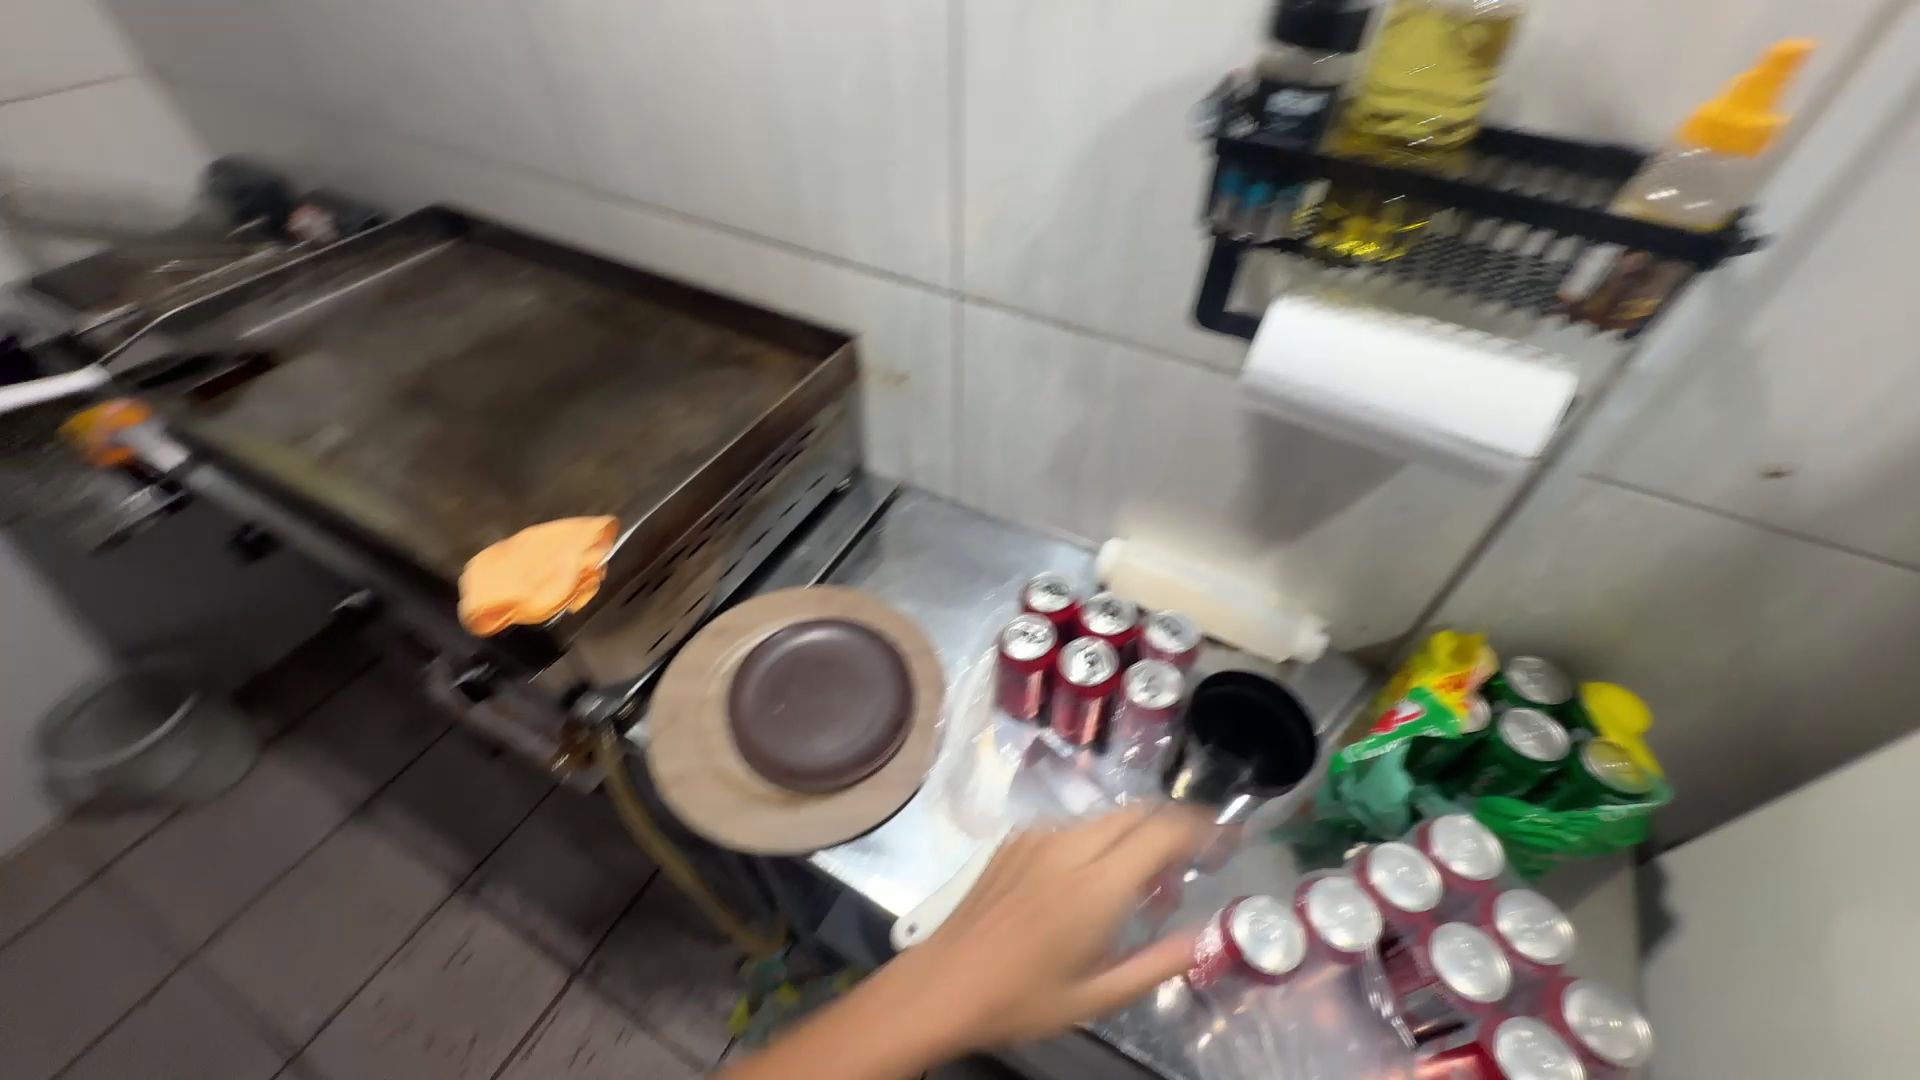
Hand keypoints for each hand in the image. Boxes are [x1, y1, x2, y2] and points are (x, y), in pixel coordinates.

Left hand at [884, 805, 1209, 1050]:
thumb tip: (1206, 937)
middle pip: (1137, 813)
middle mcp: (1068, 845)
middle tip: (1182, 877)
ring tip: (1138, 890)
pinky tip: (1091, 882)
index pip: (1162, 832)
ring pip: (1105, 817)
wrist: (945, 980)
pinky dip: (1099, 840)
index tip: (1225, 841)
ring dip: (1135, 837)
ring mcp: (1038, 836)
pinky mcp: (1017, 837)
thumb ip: (1158, 963)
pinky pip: (1072, 826)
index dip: (1201, 828)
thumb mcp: (1099, 995)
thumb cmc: (1024, 997)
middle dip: (1171, 831)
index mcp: (1095, 885)